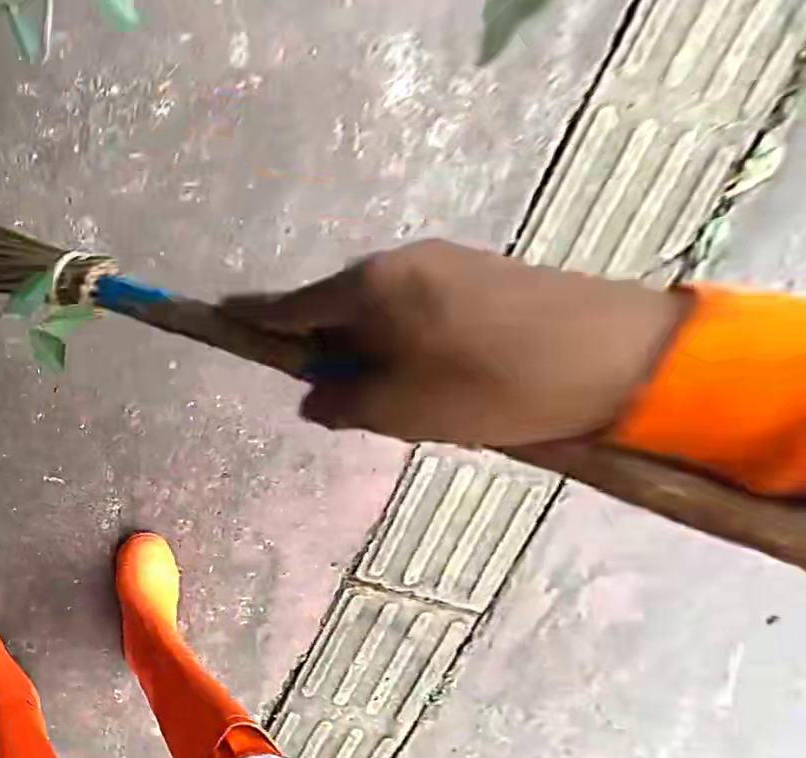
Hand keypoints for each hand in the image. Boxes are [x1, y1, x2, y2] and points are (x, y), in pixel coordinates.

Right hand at [220, 240, 692, 445]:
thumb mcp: (389, 410)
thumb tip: (320, 393)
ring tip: (387, 392)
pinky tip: (423, 373)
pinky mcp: (480, 274)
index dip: (246, 319)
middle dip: (317, 346)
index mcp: (366, 289)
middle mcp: (398, 263)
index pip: (285, 307)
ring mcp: (443, 263)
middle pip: (329, 308)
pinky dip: (399, 339)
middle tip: (327, 391)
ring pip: (371, 311)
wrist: (629, 361)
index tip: (212, 317)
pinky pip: (410, 308)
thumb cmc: (486, 387)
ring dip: (363, 347)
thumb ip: (334, 400)